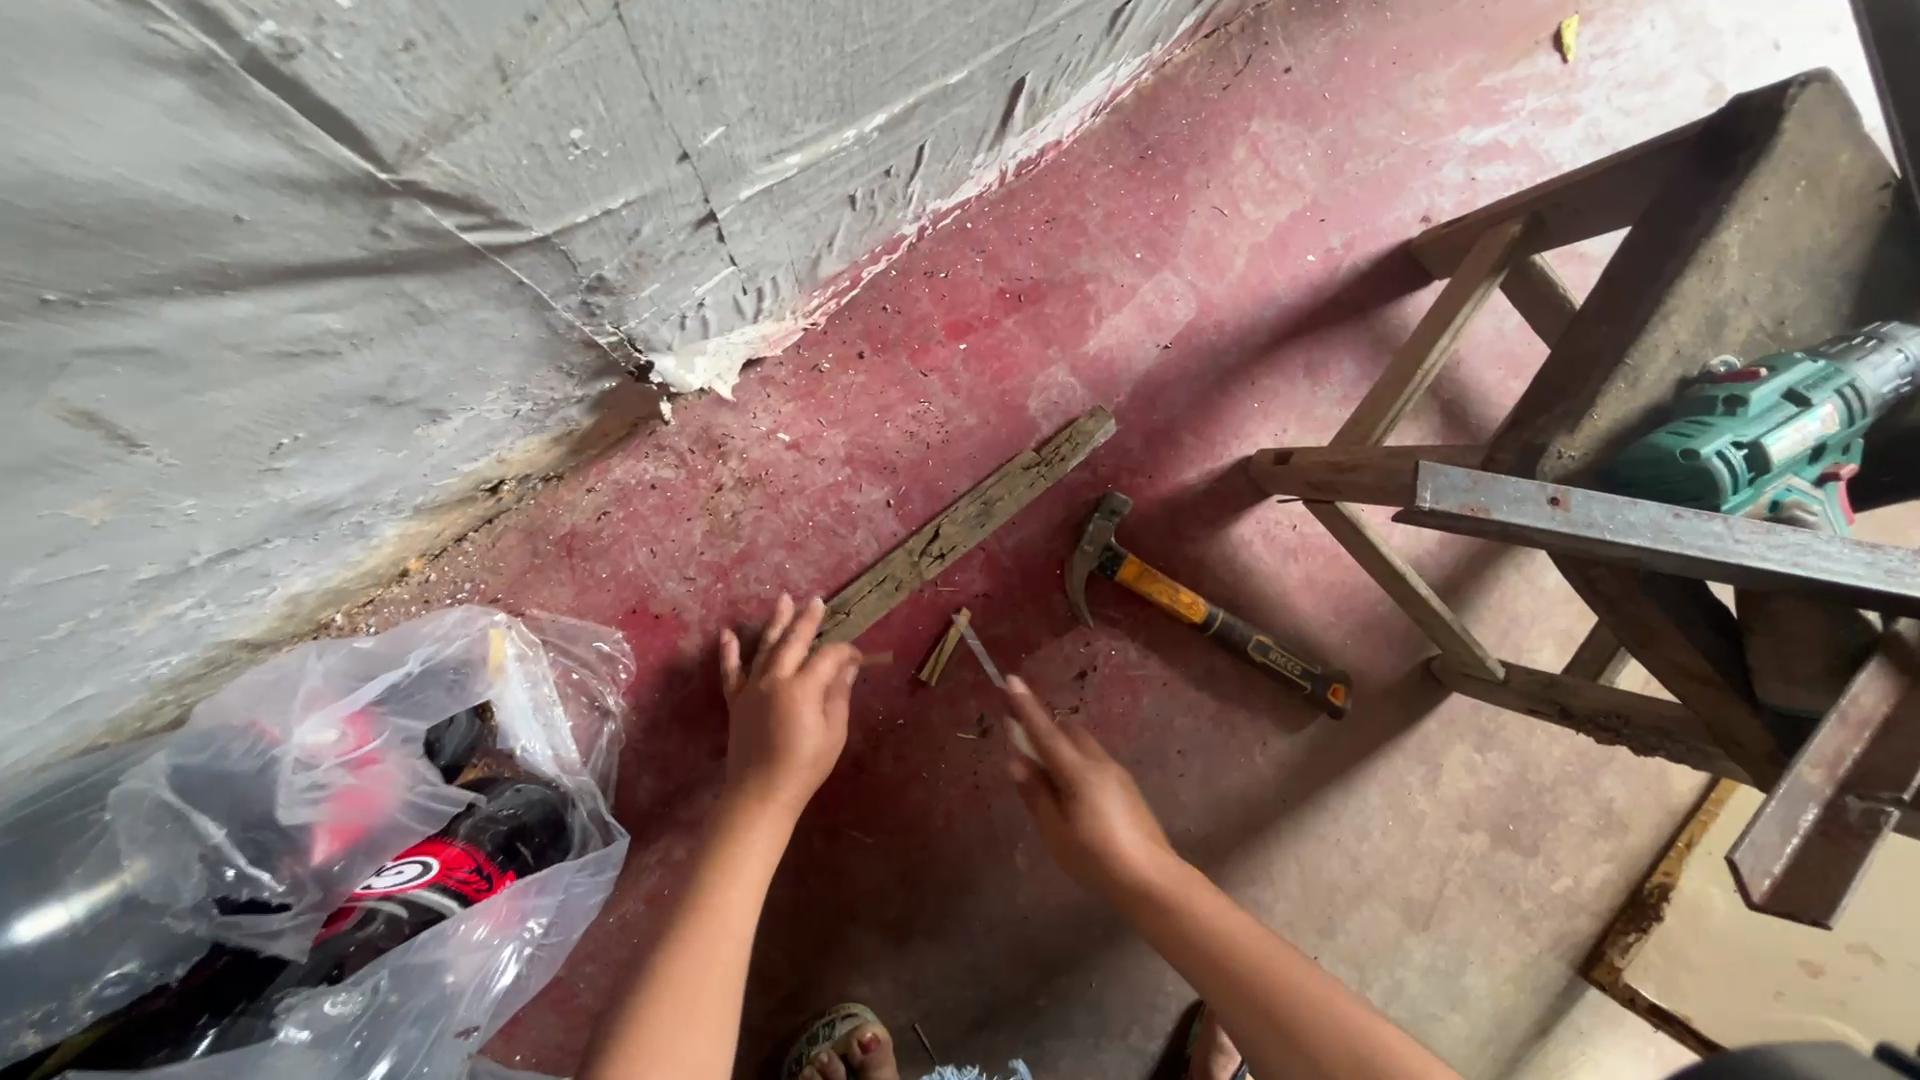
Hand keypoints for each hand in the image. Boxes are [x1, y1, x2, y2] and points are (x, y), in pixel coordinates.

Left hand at [718, 594, 861, 820]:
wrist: (761, 793)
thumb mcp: (833, 733)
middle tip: (816, 601)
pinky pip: (731, 671)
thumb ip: (838, 695)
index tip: (858, 657)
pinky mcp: (736, 701)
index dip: (846, 652)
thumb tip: (848, 668)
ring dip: (775, 623)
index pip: (828, 657)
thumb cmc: (805, 766)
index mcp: (802, 688)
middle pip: (793, 641)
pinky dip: (729, 652)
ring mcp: (751, 688)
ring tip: (783, 600)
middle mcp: (774, 680)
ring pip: (765, 648)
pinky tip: (727, 634)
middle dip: (807, 620)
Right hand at [1003, 675, 1178, 899]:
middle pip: (1068, 731)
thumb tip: (1016, 760)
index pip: (1045, 732)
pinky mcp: (1126, 786)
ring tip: (1046, 780)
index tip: (1012, 680)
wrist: (1151, 879)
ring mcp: (1117, 773)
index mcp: (1078, 772)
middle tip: (1024, 749)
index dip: (1026, 707)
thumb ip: (1035, 792)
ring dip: (1061, 747)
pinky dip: (1075, 762)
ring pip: (1083, 745)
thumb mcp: (1055, 832)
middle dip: (1045, 728)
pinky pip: (1093, 760)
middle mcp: (1099, 763)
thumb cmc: (1096, 859)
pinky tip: (1070, 794)